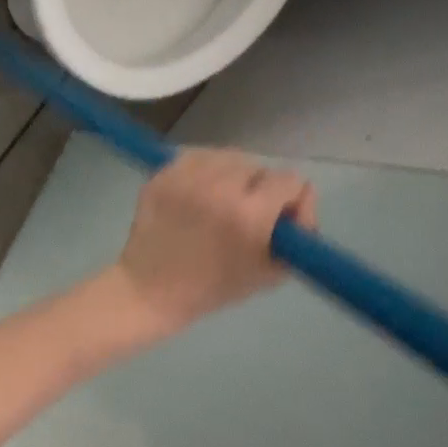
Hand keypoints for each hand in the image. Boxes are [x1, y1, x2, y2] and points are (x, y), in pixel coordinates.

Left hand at [110, 148, 316, 333]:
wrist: (149, 289)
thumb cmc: (212, 288)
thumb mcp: (271, 272)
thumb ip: (296, 237)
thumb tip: (298, 211)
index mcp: (249, 214)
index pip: (291, 180)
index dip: (292, 200)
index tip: (280, 218)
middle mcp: (218, 188)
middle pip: (258, 166)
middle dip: (259, 188)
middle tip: (247, 212)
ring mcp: (184, 180)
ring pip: (226, 157)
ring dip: (231, 175)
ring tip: (221, 200)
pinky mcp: (161, 177)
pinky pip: (195, 157)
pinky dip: (203, 170)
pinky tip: (199, 190)